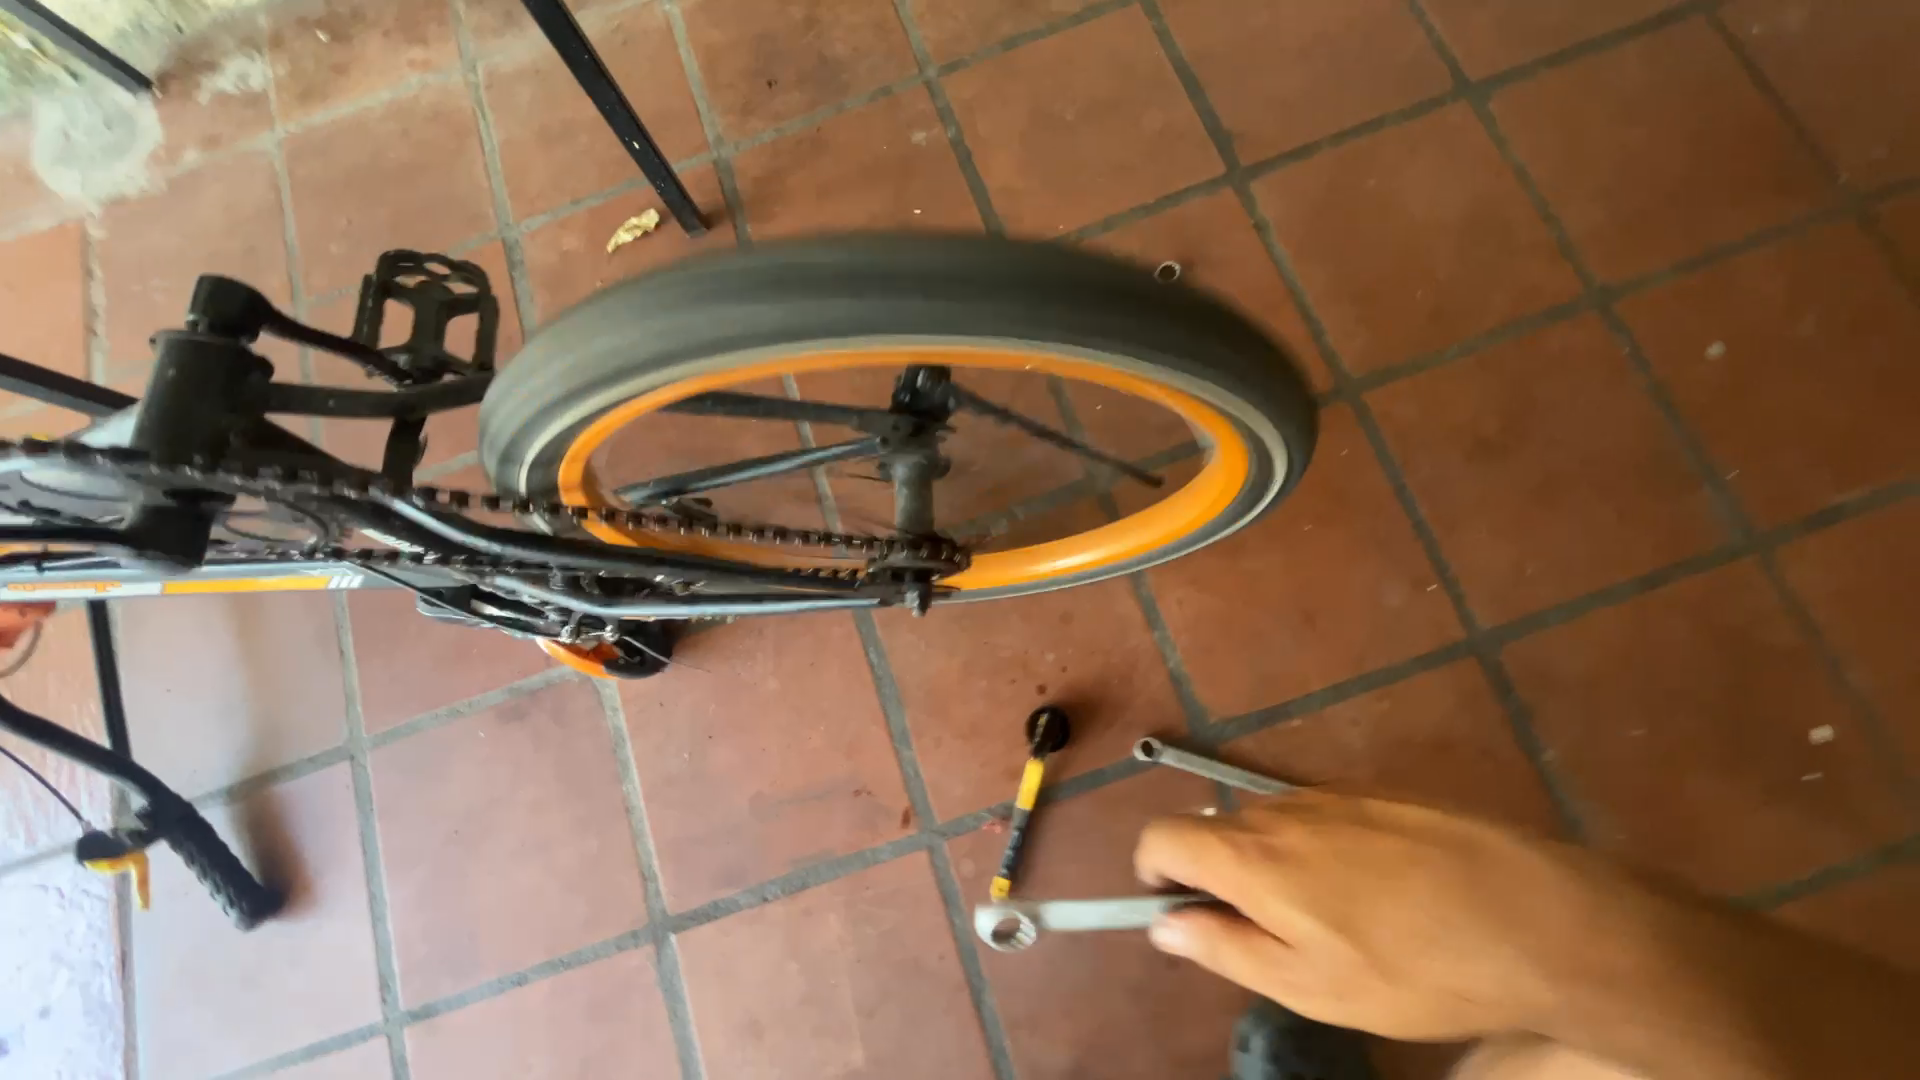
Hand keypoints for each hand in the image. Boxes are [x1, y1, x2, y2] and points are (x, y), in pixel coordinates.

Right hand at [1134, 793, 1667, 1041]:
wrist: (1541, 918)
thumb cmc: (1413, 968)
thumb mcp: (1309, 985)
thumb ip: (1223, 947)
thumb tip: (1163, 925)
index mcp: (1249, 856)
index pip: (1160, 836)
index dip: (1155, 872)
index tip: (1180, 910)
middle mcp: (1276, 810)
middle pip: (1212, 829)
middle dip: (1218, 877)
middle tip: (1272, 936)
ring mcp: (1327, 794)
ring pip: (1267, 824)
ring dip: (1272, 865)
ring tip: (1334, 920)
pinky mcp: (1373, 793)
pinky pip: (1316, 816)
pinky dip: (1318, 849)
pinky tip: (1378, 892)